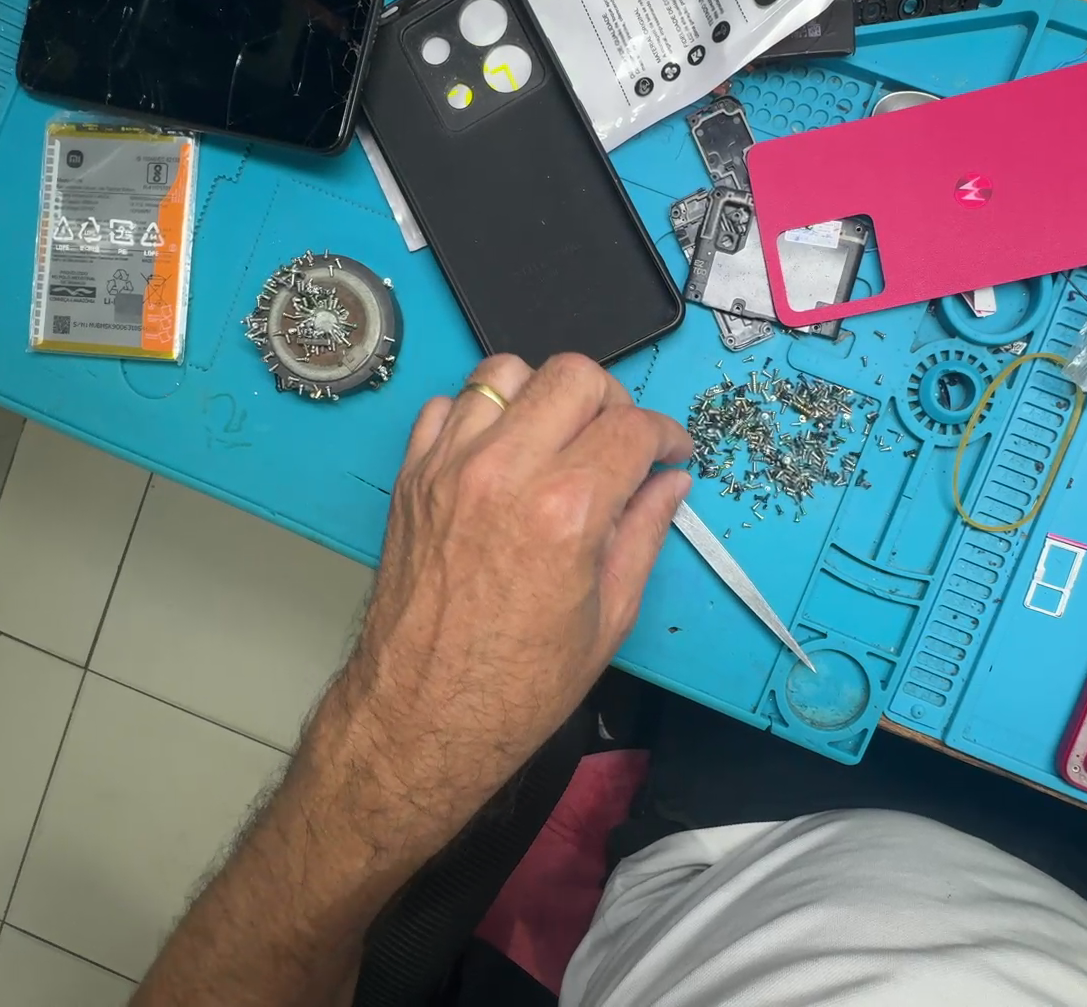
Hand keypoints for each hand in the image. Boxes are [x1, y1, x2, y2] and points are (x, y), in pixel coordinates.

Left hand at [334, 353, 691, 847]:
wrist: (422, 715)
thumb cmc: (526, 682)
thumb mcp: (611, 615)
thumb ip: (646, 532)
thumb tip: (672, 482)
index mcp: (569, 509)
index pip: (634, 427)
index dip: (668, 434)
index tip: (673, 451)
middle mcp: (507, 469)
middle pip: (574, 374)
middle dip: (613, 400)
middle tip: (619, 442)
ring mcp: (450, 465)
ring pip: (506, 371)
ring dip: (545, 396)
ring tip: (558, 439)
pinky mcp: (412, 475)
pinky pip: (448, 404)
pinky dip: (483, 415)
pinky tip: (501, 453)